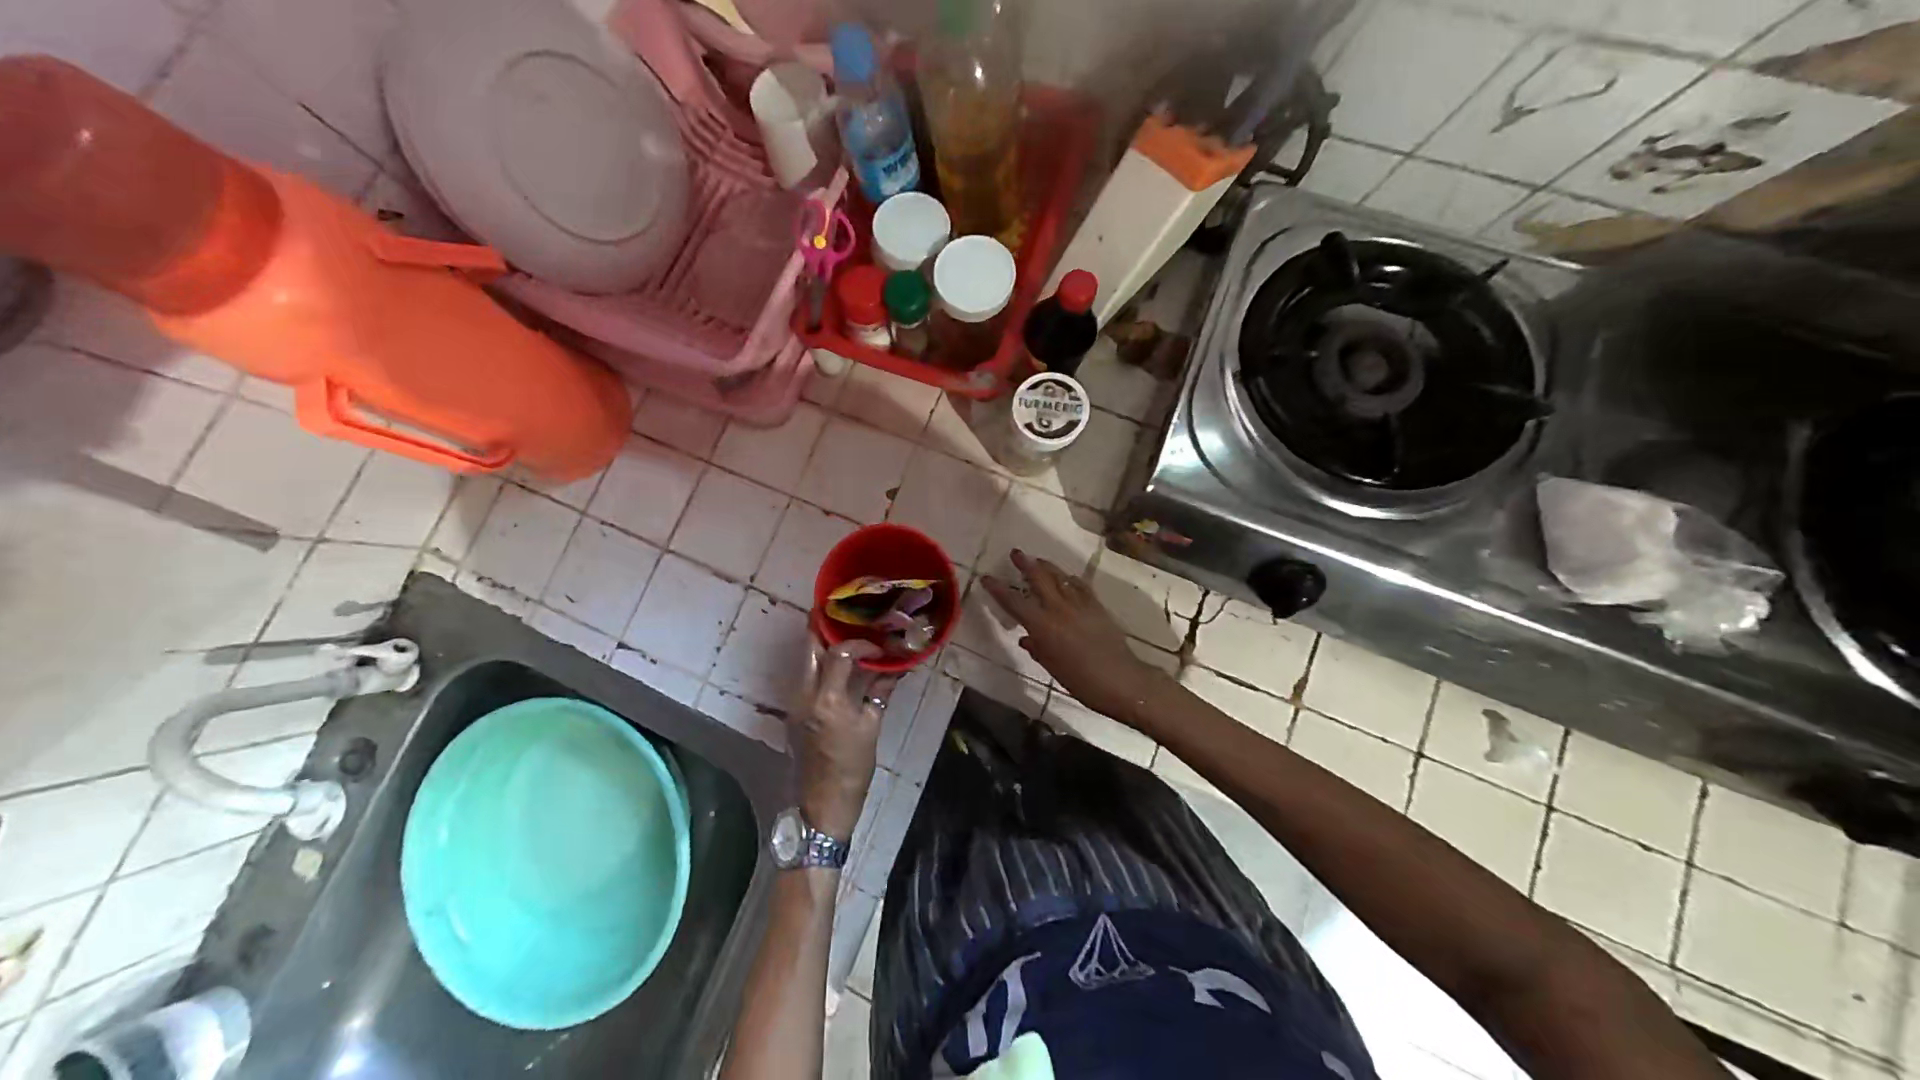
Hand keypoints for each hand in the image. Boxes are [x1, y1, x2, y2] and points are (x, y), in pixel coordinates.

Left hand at [792, 640, 896, 841]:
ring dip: (823, 646)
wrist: (824, 802)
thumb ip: (880, 690)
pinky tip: (841, 668)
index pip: (840, 653)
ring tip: (847, 638)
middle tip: (847, 619)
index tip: (877, 647)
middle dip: (826, 629)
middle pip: (809, 647)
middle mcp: (805, 695)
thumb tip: (895, 666)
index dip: (860, 643)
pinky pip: (806, 677)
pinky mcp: (794, 711)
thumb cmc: (854, 767)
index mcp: (828, 700)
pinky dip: (822, 666)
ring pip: (805, 660)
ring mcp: (795, 702)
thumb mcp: (872, 726)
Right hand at [980, 549, 1175, 730]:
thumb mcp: (1052, 666)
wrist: (1120, 679)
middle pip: (1039, 578)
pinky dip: (1069, 579)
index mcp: (1043, 626)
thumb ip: (1037, 648)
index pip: (1014, 602)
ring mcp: (1080, 604)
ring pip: (1060, 577)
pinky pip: (1080, 586)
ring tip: (1038, 560)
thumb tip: (1026, 638)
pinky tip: (1067, 577)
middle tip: (1016, 553)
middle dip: (1026, 564)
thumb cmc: (1081, 681)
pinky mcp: (1097, 606)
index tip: (987, 577)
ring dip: (1047, 566)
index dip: (998, 589)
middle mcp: (1059, 609)